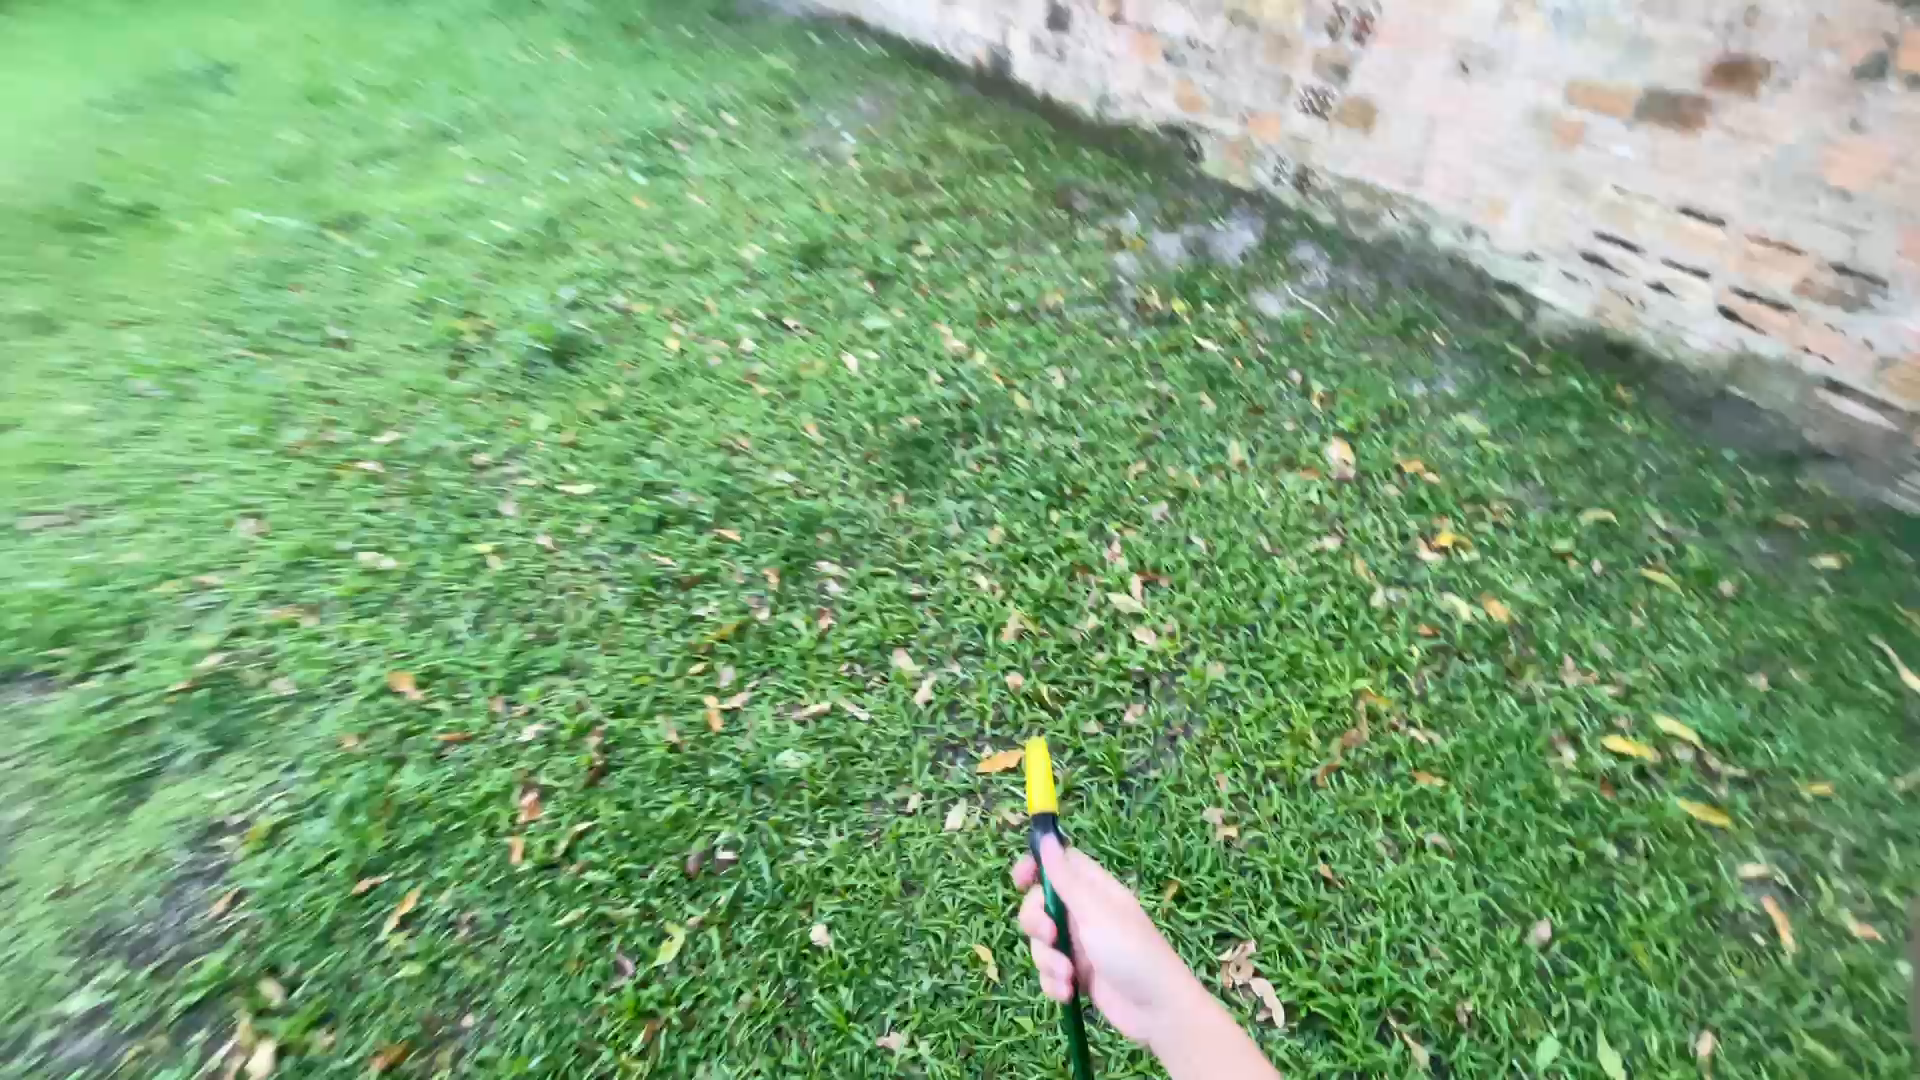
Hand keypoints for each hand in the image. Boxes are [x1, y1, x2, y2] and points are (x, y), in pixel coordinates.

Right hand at [1011, 834, 1197, 1046]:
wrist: (1158, 1013)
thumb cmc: (1132, 952)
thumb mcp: (1095, 912)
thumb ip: (1066, 878)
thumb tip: (1045, 836)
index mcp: (1092, 889)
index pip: (1057, 863)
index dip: (1035, 867)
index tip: (1019, 880)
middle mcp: (1083, 912)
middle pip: (1040, 903)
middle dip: (1037, 922)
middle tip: (1051, 935)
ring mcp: (1079, 944)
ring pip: (1041, 941)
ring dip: (1048, 960)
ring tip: (1068, 976)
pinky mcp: (1077, 975)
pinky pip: (1049, 971)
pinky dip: (1054, 982)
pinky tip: (1069, 993)